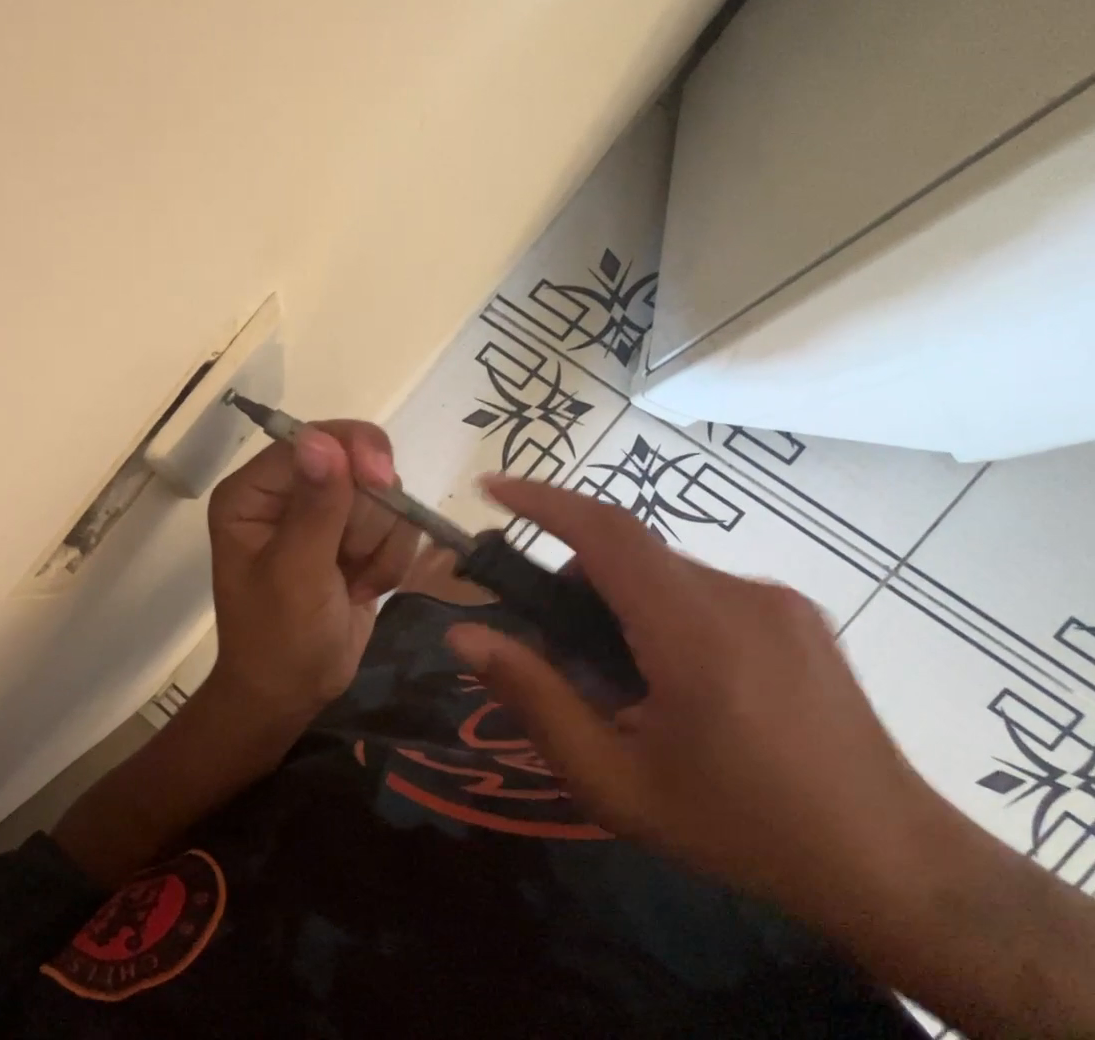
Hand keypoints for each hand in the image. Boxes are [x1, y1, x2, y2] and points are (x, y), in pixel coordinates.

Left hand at [205, 420, 420, 713]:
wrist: (291, 693)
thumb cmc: (278, 638)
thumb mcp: (295, 574)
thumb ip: (315, 507)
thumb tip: (322, 439)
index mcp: (252, 492)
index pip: (313, 440)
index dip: (354, 453)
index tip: (381, 481)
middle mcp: (284, 493)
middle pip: (358, 463)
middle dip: (366, 519)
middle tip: (344, 563)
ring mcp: (321, 514)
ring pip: (385, 496)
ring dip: (379, 547)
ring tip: (349, 584)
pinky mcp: (351, 538)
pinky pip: (397, 526)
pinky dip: (389, 562)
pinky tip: (361, 590)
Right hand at [445, 475, 942, 919]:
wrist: (892, 867)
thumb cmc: (736, 827)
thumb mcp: (611, 779)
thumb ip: (532, 697)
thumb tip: (462, 633)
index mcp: (696, 632)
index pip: (607, 533)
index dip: (542, 501)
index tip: (488, 487)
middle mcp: (743, 597)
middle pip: (628, 555)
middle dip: (570, 583)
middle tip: (546, 652)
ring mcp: (781, 605)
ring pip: (663, 574)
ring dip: (615, 605)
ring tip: (615, 687)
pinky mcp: (800, 620)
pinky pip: (702, 592)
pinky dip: (657, 614)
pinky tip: (669, 687)